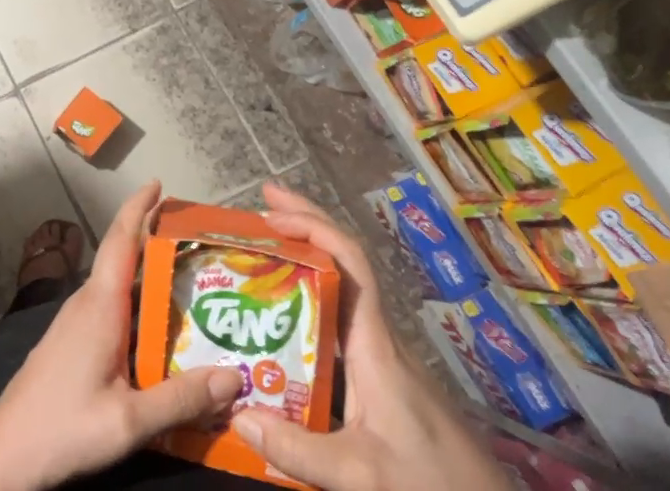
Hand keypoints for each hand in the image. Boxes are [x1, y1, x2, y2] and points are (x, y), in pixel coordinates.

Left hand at [0, 182, 242, 490]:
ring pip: (117, 289)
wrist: (5, 455)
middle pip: (121, 260)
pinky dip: (138, 308)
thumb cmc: (64, 429)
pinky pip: (111, 312)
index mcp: (99, 309)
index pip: (120, 243)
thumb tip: (236, 375)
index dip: (138, 209)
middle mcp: (85, 306)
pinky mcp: (70, 345)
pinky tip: (161, 332)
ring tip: (194, 284)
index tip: (158, 184)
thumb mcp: (131, 420)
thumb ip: (182, 398)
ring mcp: (73, 325)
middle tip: (201, 242)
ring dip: (149, 278)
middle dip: (155, 242)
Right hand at [229, 184, 506, 490]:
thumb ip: (298, 449)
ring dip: (303, 264)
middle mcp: (377, 341)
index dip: (314, 228)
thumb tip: (235, 414)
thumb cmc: (433, 484)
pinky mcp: (379, 383)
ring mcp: (380, 361)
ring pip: (340, 294)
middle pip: (344, 266)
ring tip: (257, 256)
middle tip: (261, 207)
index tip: (270, 214)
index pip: (350, 266)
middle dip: (306, 228)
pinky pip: (337, 325)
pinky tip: (278, 323)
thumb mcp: (361, 476)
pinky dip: (306, 304)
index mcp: (375, 346)